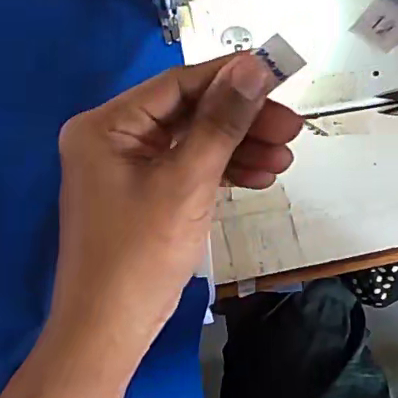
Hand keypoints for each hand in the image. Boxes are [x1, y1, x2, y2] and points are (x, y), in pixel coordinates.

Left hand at [52, 53, 304, 346]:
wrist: (108, 330)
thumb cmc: (140, 254)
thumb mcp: (187, 182)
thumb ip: (222, 122)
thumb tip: (253, 67)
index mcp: (106, 125)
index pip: (178, 86)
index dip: (230, 78)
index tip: (279, 76)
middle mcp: (113, 139)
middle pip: (189, 114)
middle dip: (241, 122)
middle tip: (290, 128)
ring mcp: (128, 169)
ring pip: (193, 143)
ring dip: (239, 149)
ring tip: (284, 160)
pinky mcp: (144, 195)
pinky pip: (188, 170)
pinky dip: (222, 173)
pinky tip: (259, 177)